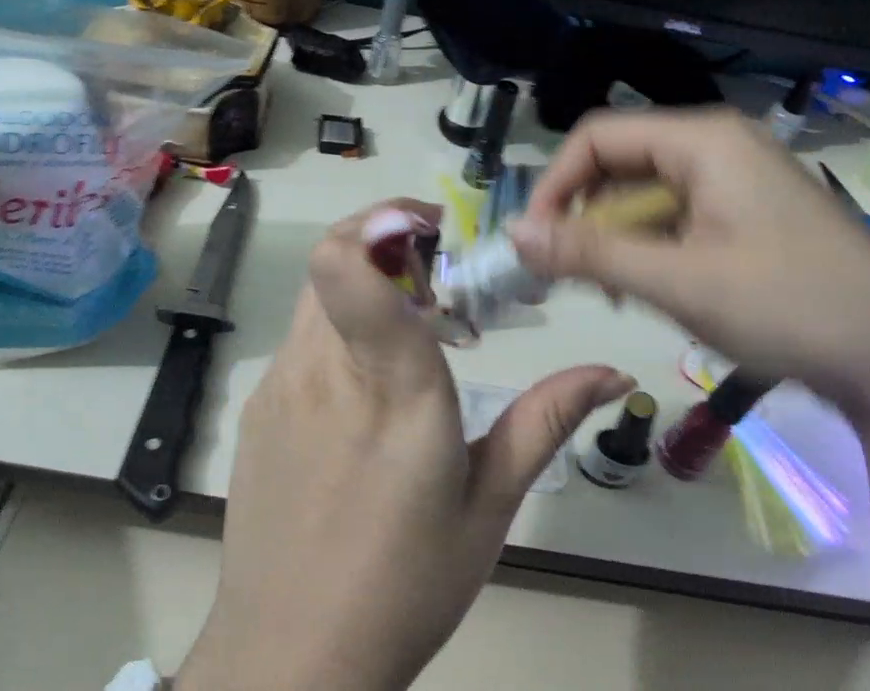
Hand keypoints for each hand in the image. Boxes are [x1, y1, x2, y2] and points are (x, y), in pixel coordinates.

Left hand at [178, 199, 633, 690]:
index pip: (351, 267)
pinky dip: (336, 335)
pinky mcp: (256, 410)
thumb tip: (613, 371)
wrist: (291, 657)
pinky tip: (362, 399)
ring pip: (319, 297)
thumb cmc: (406, 585)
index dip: (383, 223)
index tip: (434, 231)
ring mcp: (279, 388)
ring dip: (365, 291)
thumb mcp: (488, 505)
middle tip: (439, 288)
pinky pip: (300, 343)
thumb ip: (545, 421)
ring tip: (409, 345)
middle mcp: (324, 371)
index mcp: (394, 389)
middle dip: (389, 247)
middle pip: (336, 259)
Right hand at [509, 108, 869, 411]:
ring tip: (611, 292)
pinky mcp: (750, 215)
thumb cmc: (788, 308)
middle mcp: (718, 147)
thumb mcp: (678, 282)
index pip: (596, 137)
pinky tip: (649, 291)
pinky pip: (678, 218)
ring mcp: (738, 181)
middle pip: (620, 163)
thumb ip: (589, 253)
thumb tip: (514, 232)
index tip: (534, 242)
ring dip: (616, 238)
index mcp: (703, 140)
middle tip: (568, 275)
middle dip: (585, 216)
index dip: (555, 185)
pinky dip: (651, 249)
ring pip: (646, 194)